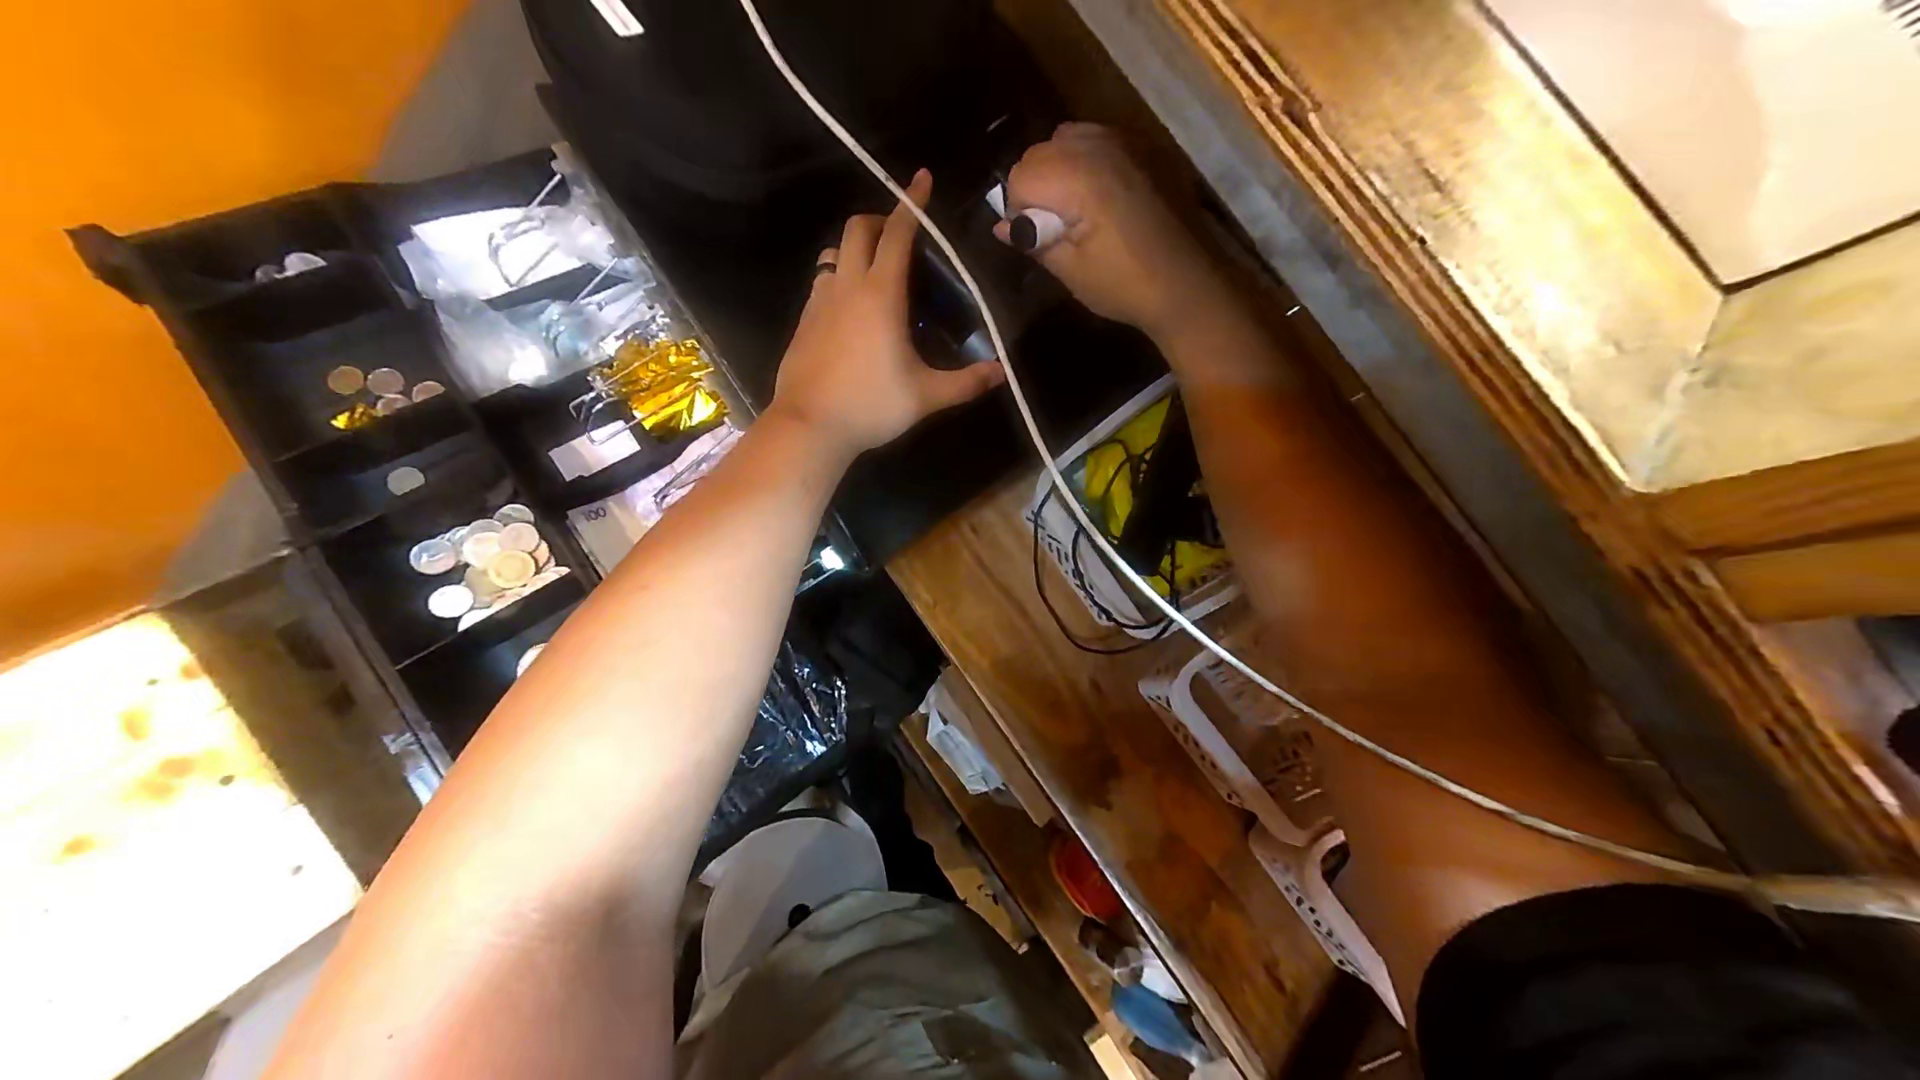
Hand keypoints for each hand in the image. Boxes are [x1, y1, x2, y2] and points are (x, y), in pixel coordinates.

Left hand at [767, 170, 1005, 459]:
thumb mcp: (926, 397)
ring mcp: (819, 302)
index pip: (897, 234)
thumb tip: (1002, 373)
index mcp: (881, 295)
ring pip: (833, 254)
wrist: (809, 427)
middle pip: (857, 228)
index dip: (912, 203)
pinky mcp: (803, 322)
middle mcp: (847, 287)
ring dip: (855, 249)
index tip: (923, 180)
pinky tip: (850, 308)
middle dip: (879, 219)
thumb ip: (966, 383)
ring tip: (875, 272)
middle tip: (902, 237)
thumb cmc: (871, 406)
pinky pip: (821, 283)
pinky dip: (838, 278)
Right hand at [996, 124, 1223, 340]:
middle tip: (1051, 227)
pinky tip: (1100, 200)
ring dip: (1059, 171)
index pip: (1021, 175)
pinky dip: (1086, 162)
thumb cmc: (1125, 284)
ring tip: (1075, 211)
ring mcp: (1127, 141)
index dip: (1018, 210)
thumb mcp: (1070, 270)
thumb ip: (1033, 240)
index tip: (1034, 238)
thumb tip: (1002, 227)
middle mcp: (1100, 145)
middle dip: (1035, 186)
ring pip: (1068, 139)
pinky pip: (1099, 140)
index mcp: (1078, 176)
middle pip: (1040, 152)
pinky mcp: (1146, 148)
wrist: (1190, 283)